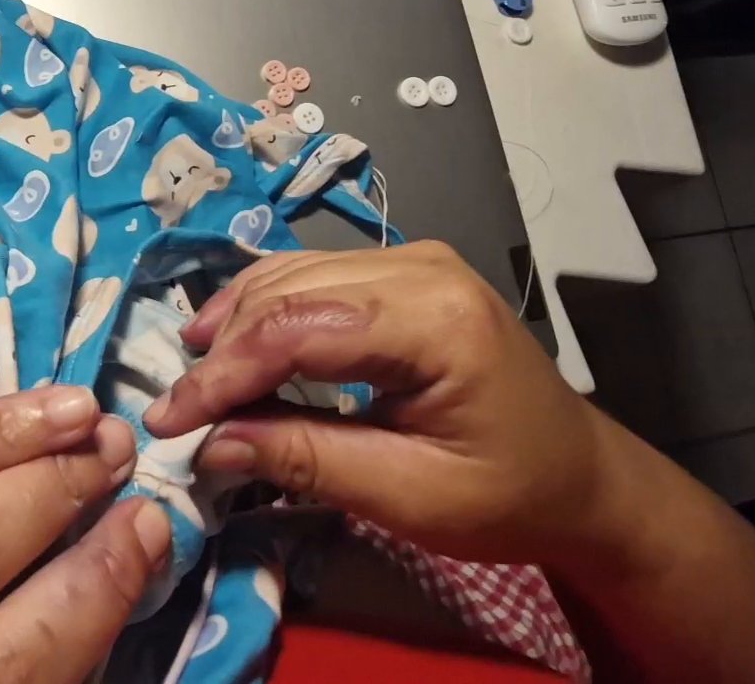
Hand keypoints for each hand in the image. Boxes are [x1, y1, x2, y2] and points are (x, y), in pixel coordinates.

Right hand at [143, 242, 637, 568]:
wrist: (583, 476)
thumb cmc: (510, 495)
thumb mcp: (411, 497)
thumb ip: (307, 460)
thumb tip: (212, 444)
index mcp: (435, 318)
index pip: (299, 327)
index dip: (226, 373)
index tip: (171, 418)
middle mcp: (419, 265)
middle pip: (288, 292)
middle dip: (224, 351)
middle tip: (178, 407)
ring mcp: (411, 258)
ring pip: (292, 273)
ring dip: (236, 320)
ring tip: (194, 370)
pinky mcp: (401, 268)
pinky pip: (313, 274)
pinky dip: (265, 306)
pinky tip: (234, 334)